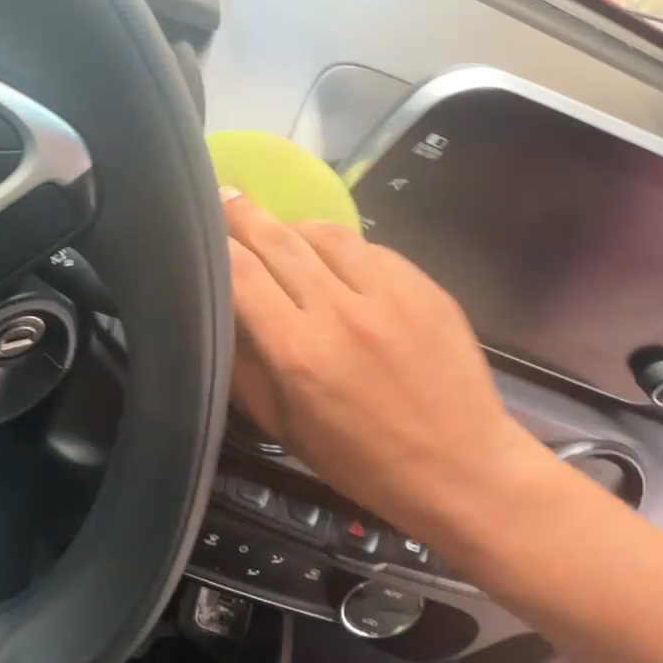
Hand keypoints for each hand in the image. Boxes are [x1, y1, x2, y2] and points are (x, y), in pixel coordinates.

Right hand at [221, 188, 549, 534]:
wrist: (463, 469)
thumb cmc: (360, 459)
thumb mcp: (283, 426)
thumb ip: (243, 367)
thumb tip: (219, 315)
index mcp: (299, 353)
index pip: (243, 275)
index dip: (216, 245)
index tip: (199, 227)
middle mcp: (341, 313)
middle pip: (279, 241)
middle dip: (244, 214)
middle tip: (224, 194)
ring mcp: (389, 294)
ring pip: (325, 233)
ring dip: (291, 224)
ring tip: (275, 225)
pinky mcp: (424, 287)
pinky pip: (367, 247)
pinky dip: (338, 244)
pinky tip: (329, 254)